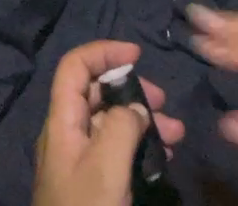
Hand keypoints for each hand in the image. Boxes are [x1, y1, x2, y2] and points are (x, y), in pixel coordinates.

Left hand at [34, 40, 186, 205]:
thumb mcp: (106, 165)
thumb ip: (122, 125)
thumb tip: (137, 108)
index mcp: (62, 122)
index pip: (74, 67)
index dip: (103, 51)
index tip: (137, 55)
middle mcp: (67, 135)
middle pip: (97, 93)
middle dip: (133, 90)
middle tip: (164, 103)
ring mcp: (79, 161)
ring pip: (112, 123)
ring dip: (144, 120)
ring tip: (175, 134)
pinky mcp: (93, 186)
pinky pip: (117, 151)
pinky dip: (141, 146)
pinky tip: (164, 157)